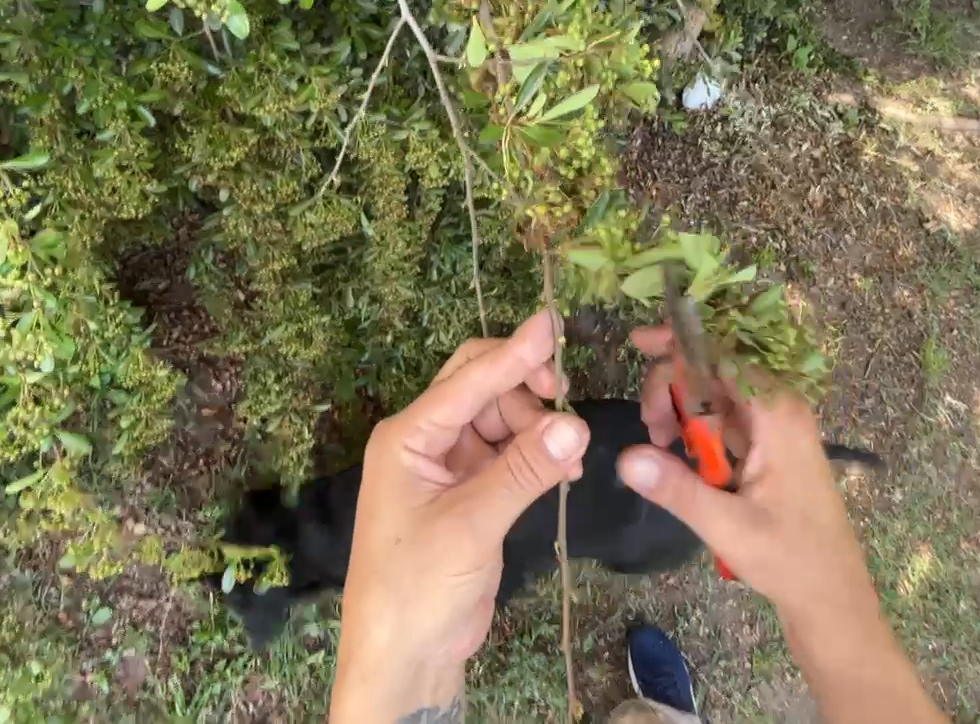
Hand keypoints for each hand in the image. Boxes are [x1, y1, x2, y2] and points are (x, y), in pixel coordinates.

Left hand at [331, 312, 589, 721]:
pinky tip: (566, 468)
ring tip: (571, 455)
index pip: (468, 380)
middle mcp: (427, 438)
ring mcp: (450, 463)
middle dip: (524, 385)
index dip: (512, 352)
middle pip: (482, 387)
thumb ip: (524, 471)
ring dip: (537, 426)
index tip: (552, 323)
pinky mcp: (471, 488)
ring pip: (502, 417)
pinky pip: (510, 451)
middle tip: (565, 395)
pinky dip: (538, 453)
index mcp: (409, 435)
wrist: (404, 656)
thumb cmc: (418, 585)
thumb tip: (576, 423)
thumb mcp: (471, 525)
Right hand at [617, 324, 861, 606]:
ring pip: (715, 391)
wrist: (833, 600)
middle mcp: (778, 408)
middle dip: (672, 384)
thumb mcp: (728, 527)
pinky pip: (723, 416)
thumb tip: (625, 457)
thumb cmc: (791, 561)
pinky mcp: (768, 444)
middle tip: (650, 425)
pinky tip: (681, 455)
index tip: (639, 342)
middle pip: (714, 367)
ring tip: (661, 446)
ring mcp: (774, 426)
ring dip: (680, 408)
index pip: (724, 351)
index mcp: (777, 414)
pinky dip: (696, 426)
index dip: (680, 340)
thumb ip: (677, 488)